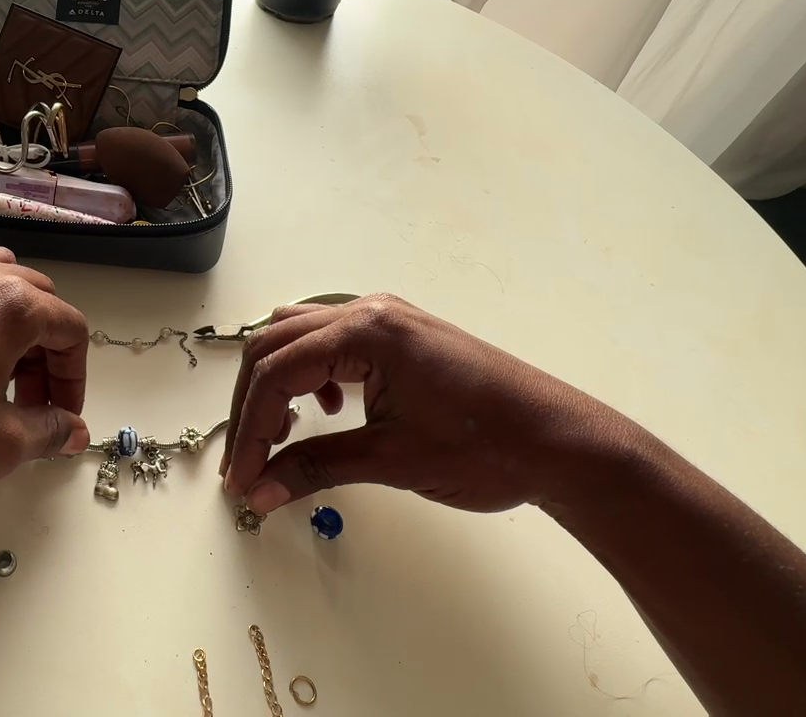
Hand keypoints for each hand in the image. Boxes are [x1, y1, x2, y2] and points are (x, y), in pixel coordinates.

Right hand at [220, 294, 632, 515]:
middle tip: (247, 461)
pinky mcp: (396, 332)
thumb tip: (260, 495)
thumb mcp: (391, 459)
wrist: (564, 442)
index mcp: (364, 330)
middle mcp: (365, 310)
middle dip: (253, 405)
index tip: (242, 478)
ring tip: (277, 433)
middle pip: (274, 346)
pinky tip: (326, 407)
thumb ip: (315, 469)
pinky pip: (327, 338)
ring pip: (295, 335)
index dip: (251, 428)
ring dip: (275, 382)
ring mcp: (382, 316)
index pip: (277, 373)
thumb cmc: (486, 449)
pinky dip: (308, 371)